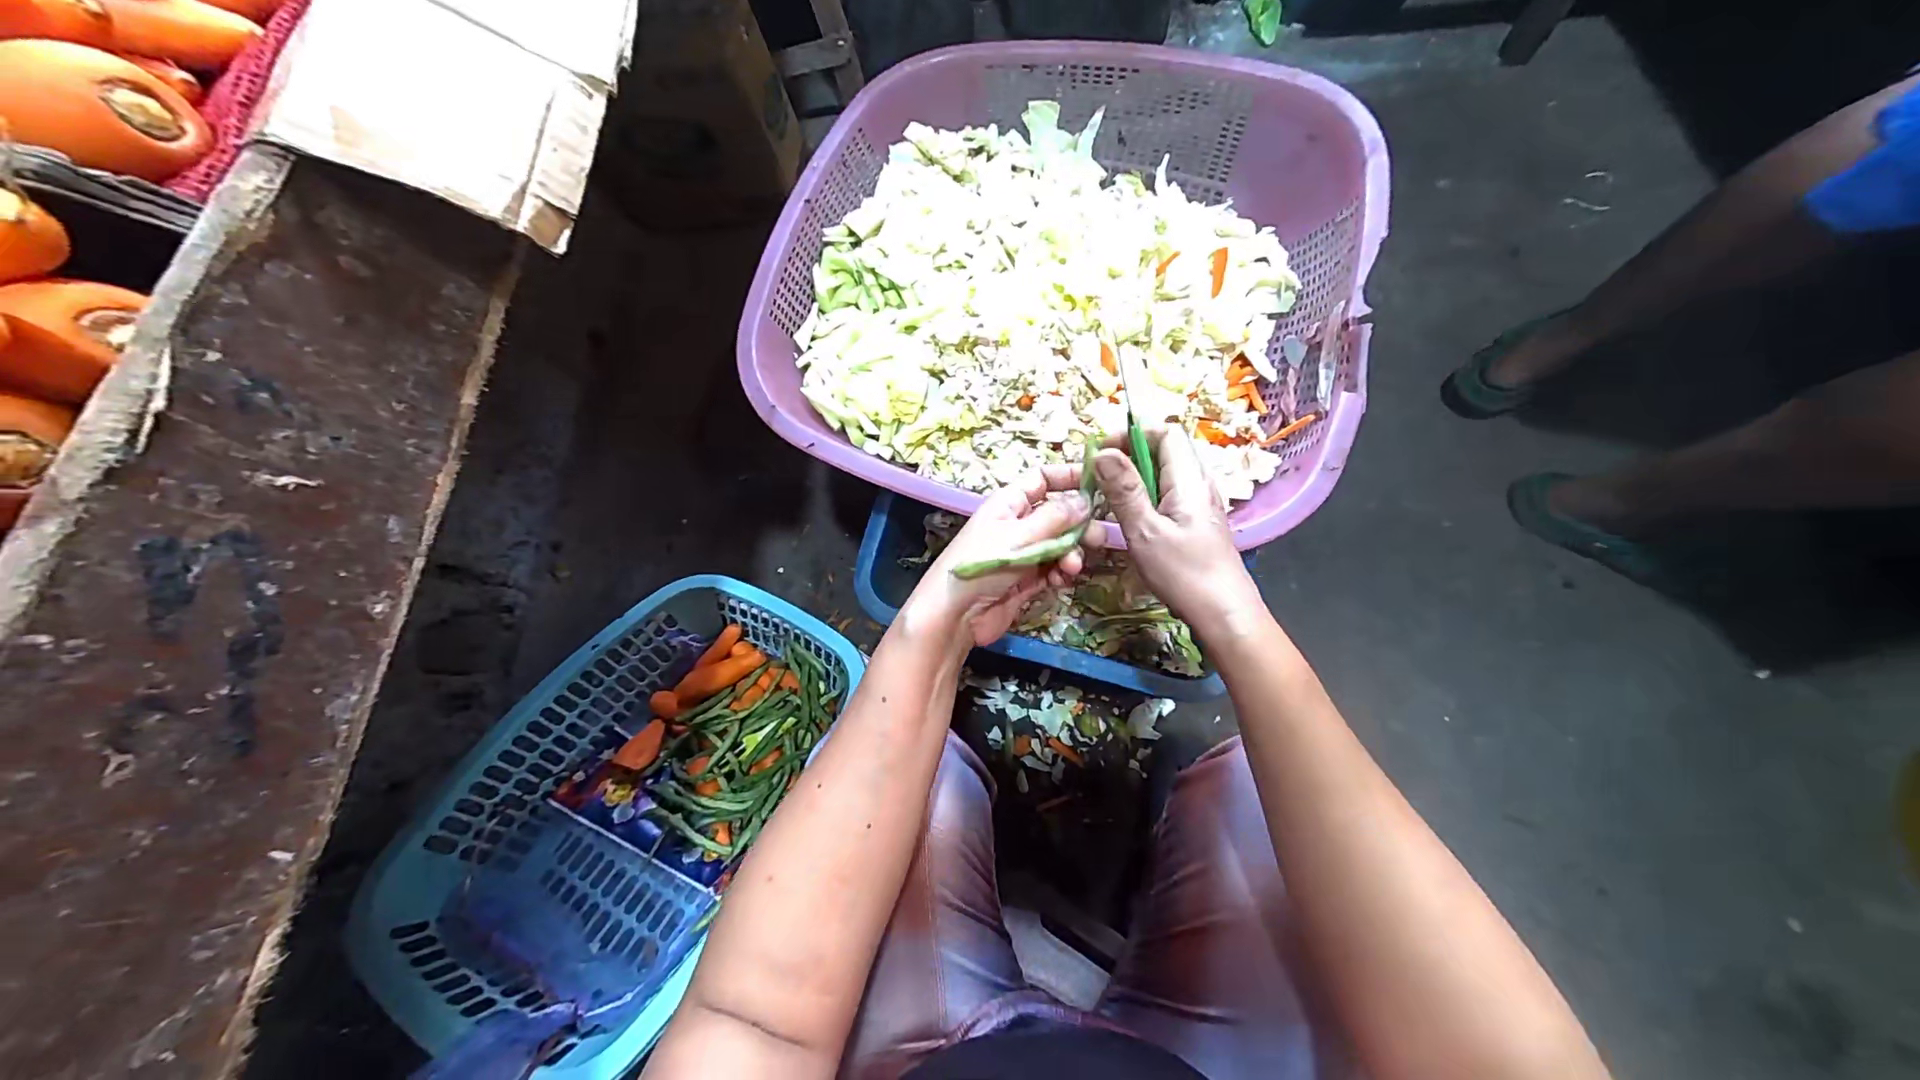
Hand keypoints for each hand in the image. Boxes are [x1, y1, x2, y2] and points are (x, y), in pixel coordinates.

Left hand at [902, 465, 1090, 649]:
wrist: (956, 615)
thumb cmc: (982, 564)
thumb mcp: (1020, 535)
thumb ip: (1056, 517)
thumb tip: (1085, 500)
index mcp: (1010, 503)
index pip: (1043, 479)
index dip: (1068, 477)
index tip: (1098, 483)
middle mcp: (1019, 525)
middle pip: (1059, 515)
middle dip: (1079, 525)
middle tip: (1097, 538)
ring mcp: (1024, 554)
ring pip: (1061, 545)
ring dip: (1072, 553)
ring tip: (1072, 566)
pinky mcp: (1028, 581)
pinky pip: (1055, 570)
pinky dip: (1062, 573)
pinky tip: (1062, 580)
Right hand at [1092, 428, 1263, 639]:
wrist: (1224, 615)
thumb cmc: (1185, 574)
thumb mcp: (1145, 531)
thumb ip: (1124, 490)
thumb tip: (1103, 452)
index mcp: (1188, 479)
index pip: (1165, 431)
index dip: (1132, 433)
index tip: (1102, 452)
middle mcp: (1197, 484)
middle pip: (1162, 451)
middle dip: (1126, 457)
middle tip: (1096, 478)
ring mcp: (1197, 504)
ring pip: (1161, 476)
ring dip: (1132, 481)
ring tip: (1106, 499)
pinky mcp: (1194, 524)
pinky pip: (1165, 497)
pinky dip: (1142, 500)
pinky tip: (1127, 521)